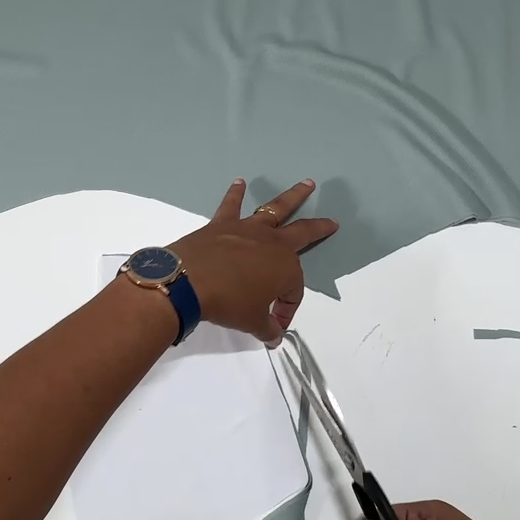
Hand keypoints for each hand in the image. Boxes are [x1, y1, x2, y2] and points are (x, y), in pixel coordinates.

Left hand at [167, 179, 336, 344]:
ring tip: (306, 185)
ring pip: (275, 209)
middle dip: (319, 228)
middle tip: (331, 221)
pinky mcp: (222, 224)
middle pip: (302, 233)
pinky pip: (232, 205)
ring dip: (292, 197)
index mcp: (286, 268)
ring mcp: (248, 229)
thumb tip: (274, 336)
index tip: (272, 325)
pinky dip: (236, 193)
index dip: (286, 309)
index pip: (292, 291)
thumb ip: (267, 328)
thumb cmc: (227, 303)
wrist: (189, 282)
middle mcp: (272, 243)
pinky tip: (239, 182)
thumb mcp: (252, 322)